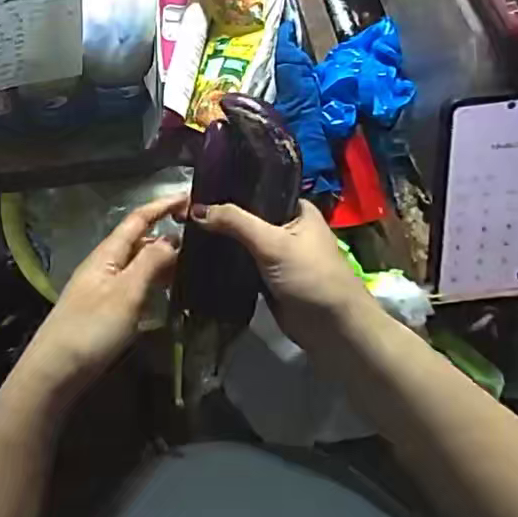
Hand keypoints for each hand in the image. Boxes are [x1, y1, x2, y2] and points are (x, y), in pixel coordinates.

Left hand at [16, 195, 184, 395]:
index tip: (188, 198)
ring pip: (137, 264)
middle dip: (166, 233)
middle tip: (201, 236)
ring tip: (193, 262)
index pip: (137, 220)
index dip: (161, 206)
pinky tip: (168, 292)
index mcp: (107, 254)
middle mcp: (103, 265)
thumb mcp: (126, 292)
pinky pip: (134, 286)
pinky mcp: (104, 311)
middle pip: (138, 241)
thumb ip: (150, 263)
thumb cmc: (91, 328)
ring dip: (162, 259)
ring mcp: (102, 288)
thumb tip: (173, 237)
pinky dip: (154, 282)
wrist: (55, 370)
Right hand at [192, 200, 381, 347]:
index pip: (258, 190)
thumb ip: (235, 222)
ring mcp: (276, 253)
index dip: (229, 189)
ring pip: (241, 240)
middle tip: (184, 211)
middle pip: (246, 216)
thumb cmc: (311, 276)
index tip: (197, 188)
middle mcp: (287, 227)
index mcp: (296, 210)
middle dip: (220, 216)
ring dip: (220, 239)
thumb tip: (195, 209)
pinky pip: (240, 262)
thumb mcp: (273, 242)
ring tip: (185, 229)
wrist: (332, 328)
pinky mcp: (266, 276)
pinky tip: (198, 253)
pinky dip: (224, 260)